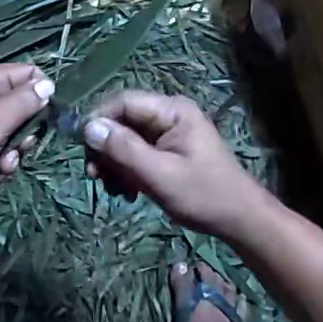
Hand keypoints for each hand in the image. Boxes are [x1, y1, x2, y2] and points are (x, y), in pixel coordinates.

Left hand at [0, 64, 53, 209]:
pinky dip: (5, 162)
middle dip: (29, 130)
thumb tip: (50, 84)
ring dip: (17, 151)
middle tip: (22, 146)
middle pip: (28, 106)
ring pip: (20, 132)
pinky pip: (6, 149)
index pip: (30, 74)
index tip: (47, 114)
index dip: (42, 93)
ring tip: (4, 165)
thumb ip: (23, 103)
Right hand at [82, 89, 268, 236]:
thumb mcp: (159, 174)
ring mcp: (168, 133)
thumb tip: (88, 128)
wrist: (238, 219)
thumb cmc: (203, 194)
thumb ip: (124, 149)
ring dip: (114, 163)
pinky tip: (127, 192)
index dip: (99, 120)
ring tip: (114, 189)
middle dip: (106, 148)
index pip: (123, 101)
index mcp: (172, 110)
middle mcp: (168, 115)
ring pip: (125, 139)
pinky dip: (126, 171)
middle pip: (122, 120)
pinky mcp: (166, 151)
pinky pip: (136, 153)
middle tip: (96, 176)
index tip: (84, 148)